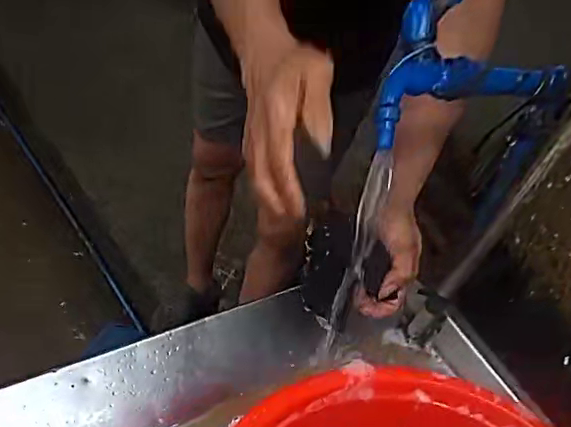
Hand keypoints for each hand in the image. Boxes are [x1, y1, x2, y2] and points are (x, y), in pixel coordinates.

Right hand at [240, 35, 334, 221]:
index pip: (280, 163)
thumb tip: (320, 152)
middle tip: (296, 225)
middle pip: (262, 182)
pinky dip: (267, 198)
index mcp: (275, 118)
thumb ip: (319, 113)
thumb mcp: (318, 76)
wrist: (264, 56)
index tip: (300, 211)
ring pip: (257, 185)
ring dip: (271, 208)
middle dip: (278, 208)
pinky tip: (279, 208)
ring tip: (288, 224)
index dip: (289, 191)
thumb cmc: (295, 66)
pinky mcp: (249, 151)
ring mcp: (250, 146)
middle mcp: (258, 137)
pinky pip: (256, 180)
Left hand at [357, 206, 420, 317]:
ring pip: (372, 296)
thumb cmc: (400, 223)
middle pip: (382, 303)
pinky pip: (365, 284)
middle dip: (369, 306)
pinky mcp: (371, 265)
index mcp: (405, 276)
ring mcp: (382, 272)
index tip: (367, 306)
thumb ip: (401, 272)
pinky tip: (354, 285)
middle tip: (358, 301)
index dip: (381, 310)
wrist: (388, 206)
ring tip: (356, 295)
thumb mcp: (406, 249)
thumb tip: (385, 292)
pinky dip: (359, 289)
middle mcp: (394, 277)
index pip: (395, 304)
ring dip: (362, 299)